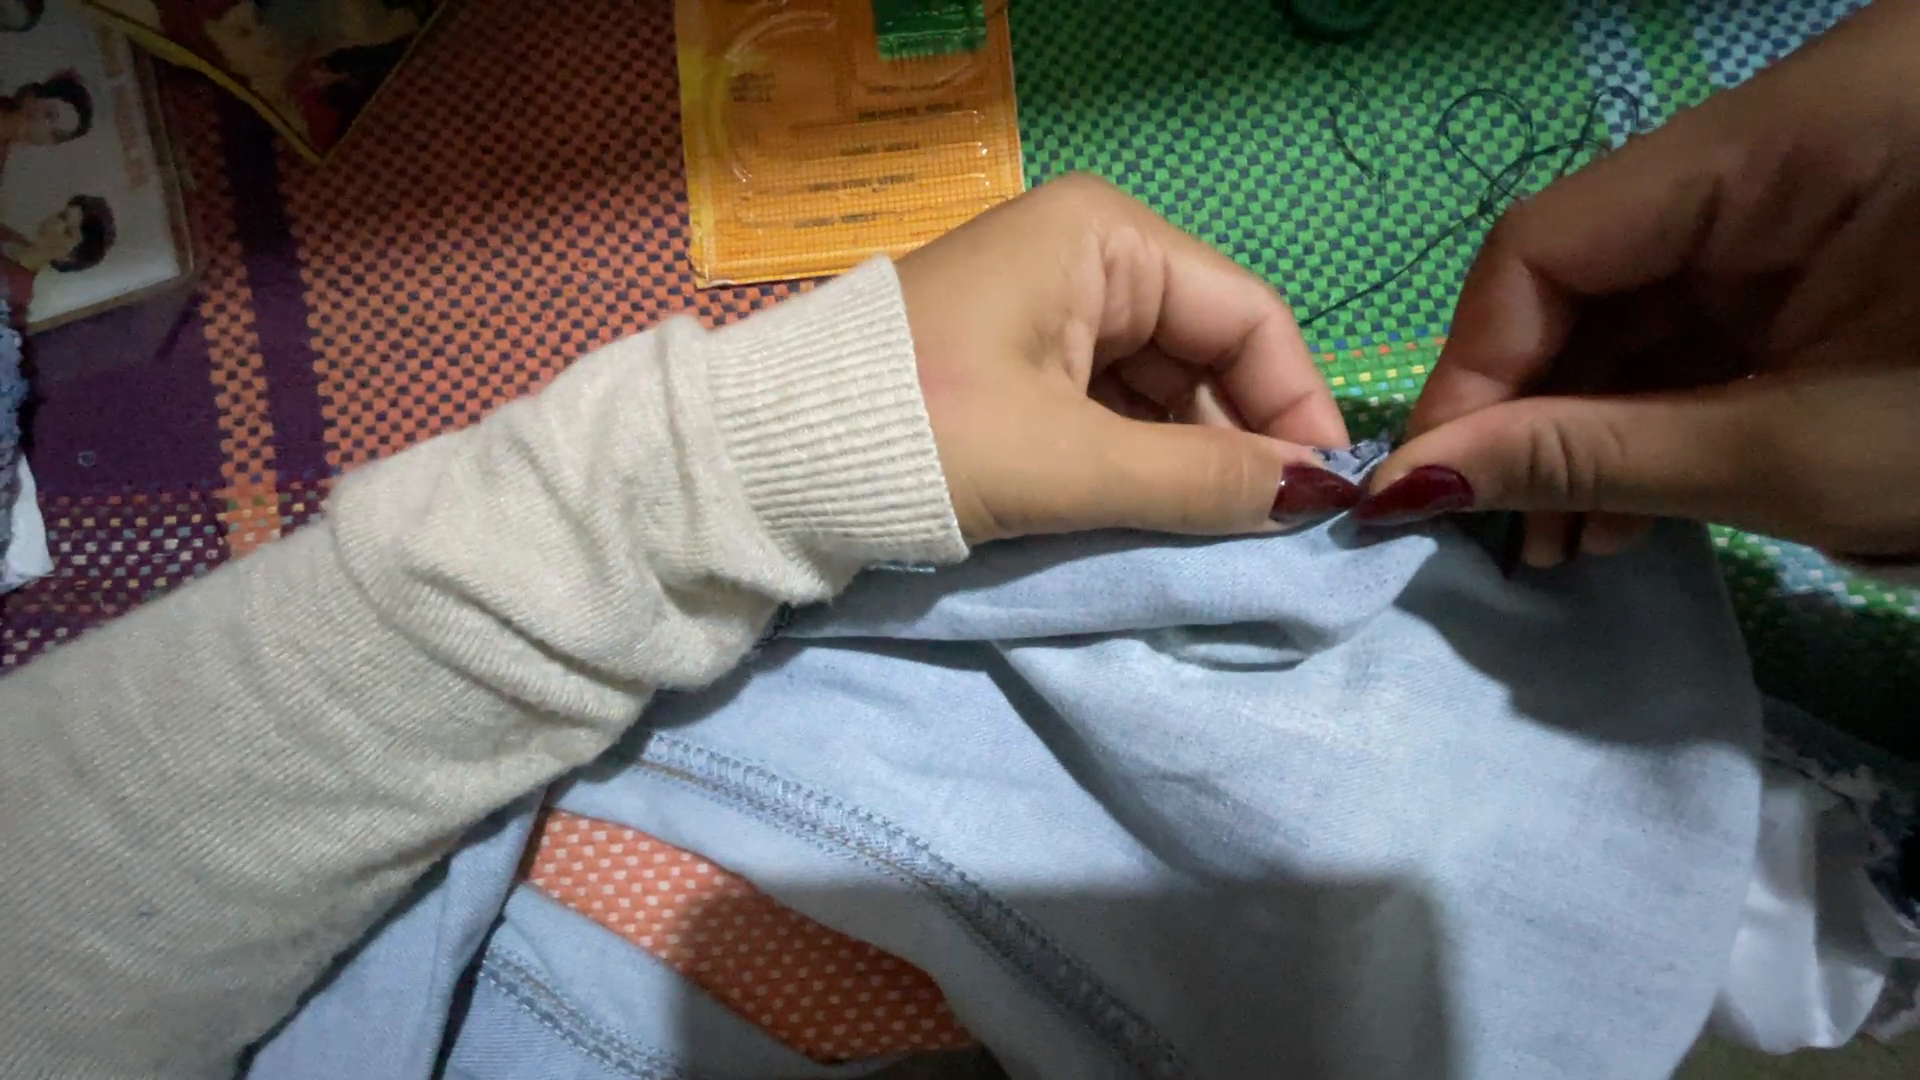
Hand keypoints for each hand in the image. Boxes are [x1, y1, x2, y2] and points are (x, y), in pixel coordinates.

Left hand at [897, 174, 1352, 543]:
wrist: (775, 462)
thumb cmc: (922, 435)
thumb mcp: (1067, 460)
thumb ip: (1195, 479)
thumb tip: (1308, 497)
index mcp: (1102, 239)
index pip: (1246, 316)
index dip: (1293, 406)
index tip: (1318, 496)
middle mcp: (1081, 262)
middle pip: (1203, 355)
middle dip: (1235, 442)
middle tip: (1265, 532)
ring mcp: (1046, 316)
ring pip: (1155, 392)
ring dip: (1185, 462)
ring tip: (1211, 533)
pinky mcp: (1018, 368)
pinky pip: (1105, 413)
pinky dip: (1134, 465)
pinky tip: (1152, 514)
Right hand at [1359, 0, 1919, 564]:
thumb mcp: (1800, 454)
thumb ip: (1578, 457)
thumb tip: (1402, 485)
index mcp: (1798, 132)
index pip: (1543, 246)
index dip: (1468, 369)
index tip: (1428, 478)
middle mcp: (1790, 139)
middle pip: (1578, 285)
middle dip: (1528, 421)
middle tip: (1507, 532)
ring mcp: (1816, 193)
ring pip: (1630, 317)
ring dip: (1584, 433)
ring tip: (1571, 538)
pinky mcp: (1838, 246)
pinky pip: (1694, 328)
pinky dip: (1650, 418)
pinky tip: (1629, 500)